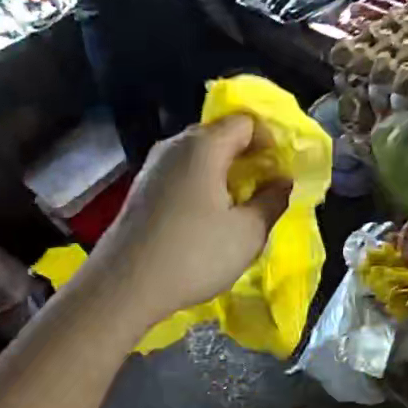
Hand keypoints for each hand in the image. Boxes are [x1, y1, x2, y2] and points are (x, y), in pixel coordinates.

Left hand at [87, 115, 289, 324]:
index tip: (280, 174)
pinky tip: (206, 221)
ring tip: (237, 209)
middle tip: (263, 191)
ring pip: (198, 158)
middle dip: (247, 158)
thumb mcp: (248, 233)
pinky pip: (180, 176)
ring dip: (223, 175)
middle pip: (219, 136)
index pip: (245, 121)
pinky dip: (200, 188)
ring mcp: (152, 168)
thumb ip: (272, 201)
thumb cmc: (194, 256)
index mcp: (203, 146)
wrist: (125, 286)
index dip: (270, 141)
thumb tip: (282, 182)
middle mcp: (174, 146)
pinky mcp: (141, 191)